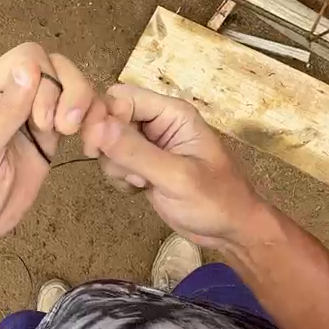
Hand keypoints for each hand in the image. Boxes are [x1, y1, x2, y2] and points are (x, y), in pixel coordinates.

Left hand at [0, 44, 93, 247]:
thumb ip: (3, 113)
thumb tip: (29, 69)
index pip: (26, 58)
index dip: (45, 80)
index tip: (43, 121)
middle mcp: (11, 96)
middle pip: (55, 66)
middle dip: (70, 92)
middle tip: (63, 130)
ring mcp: (32, 114)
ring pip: (71, 86)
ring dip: (84, 105)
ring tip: (80, 137)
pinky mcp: (50, 135)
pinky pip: (79, 112)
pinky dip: (93, 120)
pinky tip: (91, 143)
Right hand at [82, 83, 269, 249]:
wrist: (230, 231)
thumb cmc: (216, 200)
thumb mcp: (176, 177)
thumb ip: (136, 152)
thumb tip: (97, 126)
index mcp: (171, 113)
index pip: (121, 97)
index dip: (104, 118)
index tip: (98, 148)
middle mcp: (158, 122)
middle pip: (110, 118)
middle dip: (108, 146)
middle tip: (127, 171)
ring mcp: (149, 144)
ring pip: (109, 143)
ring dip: (116, 166)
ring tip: (141, 183)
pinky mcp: (142, 165)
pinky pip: (115, 162)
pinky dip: (119, 178)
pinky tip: (140, 190)